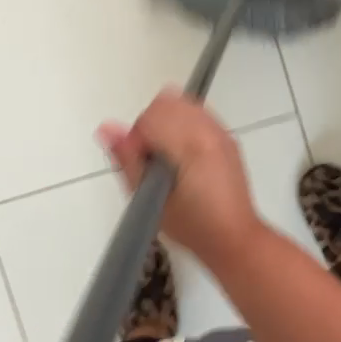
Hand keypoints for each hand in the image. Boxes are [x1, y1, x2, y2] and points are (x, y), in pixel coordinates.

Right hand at [97, 89, 265, 265]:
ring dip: (167, 124)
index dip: (137, 139)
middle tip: (153, 162)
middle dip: (151, 127)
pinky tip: (183, 155)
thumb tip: (106, 128)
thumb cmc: (192, 226)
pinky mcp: (227, 137)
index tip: (143, 166)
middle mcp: (209, 130)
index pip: (150, 117)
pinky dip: (183, 125)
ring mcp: (221, 131)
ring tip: (169, 158)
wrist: (234, 238)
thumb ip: (128, 160)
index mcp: (191, 145)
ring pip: (182, 104)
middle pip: (165, 103)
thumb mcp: (151, 199)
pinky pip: (197, 113)